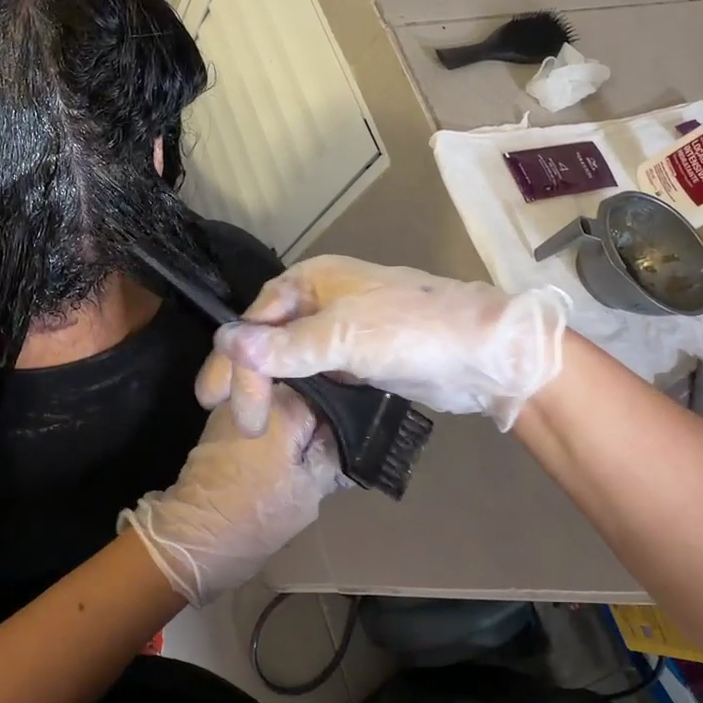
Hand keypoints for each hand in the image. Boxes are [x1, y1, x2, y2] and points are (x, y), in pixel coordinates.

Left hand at [120, 386, 342, 605]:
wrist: (195, 536)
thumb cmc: (257, 516)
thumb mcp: (309, 492)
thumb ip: (331, 455)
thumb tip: (345, 433)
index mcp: (283, 405)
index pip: (327, 394)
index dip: (340, 414)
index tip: (346, 436)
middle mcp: (254, 394)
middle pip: (298, 395)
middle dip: (313, 419)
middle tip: (326, 450)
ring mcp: (231, 406)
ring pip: (274, 406)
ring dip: (289, 426)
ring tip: (302, 456)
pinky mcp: (217, 425)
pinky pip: (255, 418)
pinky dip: (267, 433)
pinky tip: (276, 458)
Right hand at [199, 255, 570, 430]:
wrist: (483, 352)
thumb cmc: (409, 331)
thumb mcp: (342, 338)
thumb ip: (283, 347)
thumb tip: (223, 341)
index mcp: (311, 281)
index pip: (257, 320)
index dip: (236, 360)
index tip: (219, 402)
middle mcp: (320, 300)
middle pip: (269, 337)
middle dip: (245, 374)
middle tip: (222, 414)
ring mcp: (341, 329)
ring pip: (290, 357)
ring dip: (268, 385)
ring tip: (248, 420)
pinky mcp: (359, 358)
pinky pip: (314, 374)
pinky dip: (296, 392)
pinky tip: (284, 414)